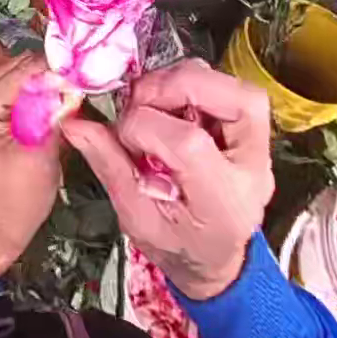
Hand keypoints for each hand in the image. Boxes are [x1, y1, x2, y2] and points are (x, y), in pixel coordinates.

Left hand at [0, 55, 63, 293]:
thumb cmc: (12, 203)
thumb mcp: (41, 154)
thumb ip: (56, 111)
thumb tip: (76, 80)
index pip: (29, 68)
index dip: (62, 71)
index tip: (89, 77)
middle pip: (25, 66)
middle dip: (56, 76)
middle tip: (84, 91)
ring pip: (25, 75)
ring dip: (50, 85)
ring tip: (74, 101)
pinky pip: (20, 89)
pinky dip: (40, 95)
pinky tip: (57, 109)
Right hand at [64, 59, 273, 299]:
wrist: (216, 256)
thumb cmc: (178, 247)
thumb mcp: (137, 220)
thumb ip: (111, 167)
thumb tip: (76, 124)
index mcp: (224, 203)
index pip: (189, 143)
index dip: (145, 126)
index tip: (121, 134)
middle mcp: (253, 166)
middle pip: (230, 97)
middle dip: (174, 86)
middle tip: (138, 101)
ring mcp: (259, 142)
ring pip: (230, 83)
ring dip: (182, 81)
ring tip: (152, 102)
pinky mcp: (253, 124)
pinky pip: (225, 84)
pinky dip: (191, 83)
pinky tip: (169, 103)